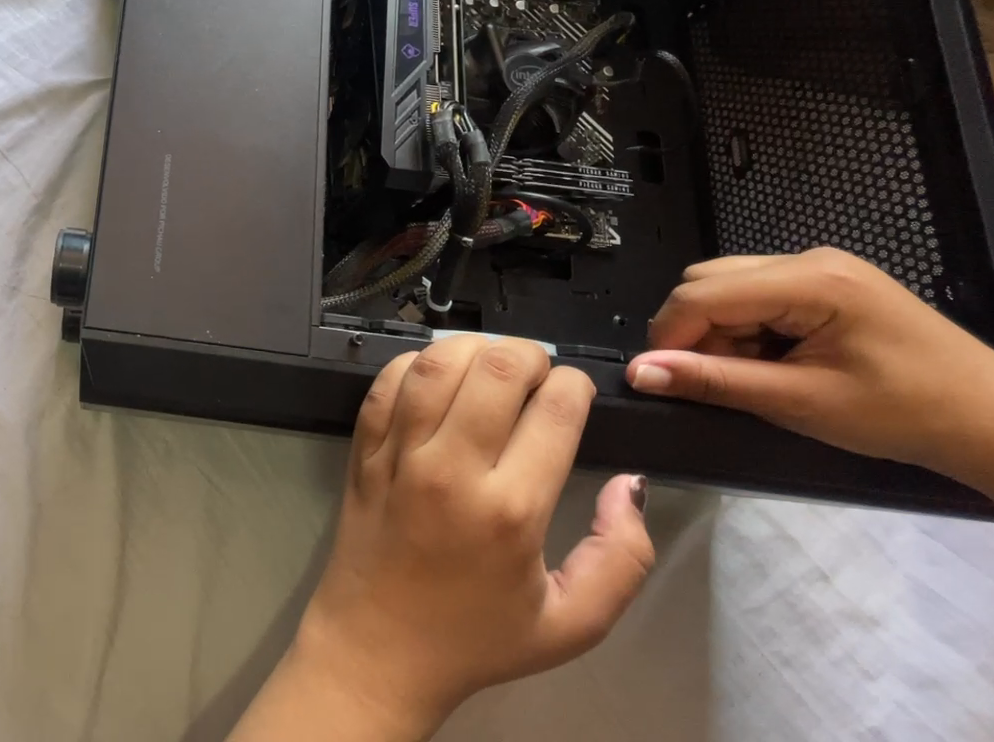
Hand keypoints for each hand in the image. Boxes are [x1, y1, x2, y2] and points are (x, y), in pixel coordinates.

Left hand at [230, 336, 653, 741]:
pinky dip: (414, 363)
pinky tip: (437, 372)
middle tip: (540, 370)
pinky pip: (386, 383)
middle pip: (494, 370)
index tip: (578, 392)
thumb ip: (623, 556)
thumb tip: (631, 483)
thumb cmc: (476, 637)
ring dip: (471, 348)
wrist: (377, 645)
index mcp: (510, 510)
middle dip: (529, 355)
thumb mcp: (575, 622)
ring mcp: (398, 453)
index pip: (553, 411)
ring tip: (492, 361)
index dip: (575, 386)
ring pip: (434, 364)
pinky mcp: (362, 449)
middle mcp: (450, 469)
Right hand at [627, 248, 993, 514]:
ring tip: (752, 374)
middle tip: (717, 379)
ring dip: (717, 331)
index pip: (700, 294)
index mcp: (810, 280)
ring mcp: (820, 269)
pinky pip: (752, 295)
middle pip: (706, 283)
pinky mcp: (825, 284)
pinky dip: (743, 329)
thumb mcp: (800, 402)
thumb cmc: (906, 414)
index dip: (668, 336)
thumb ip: (712, 382)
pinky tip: (772, 361)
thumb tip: (638, 372)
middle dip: (694, 332)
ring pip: (723, 288)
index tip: (663, 378)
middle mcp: (809, 260)